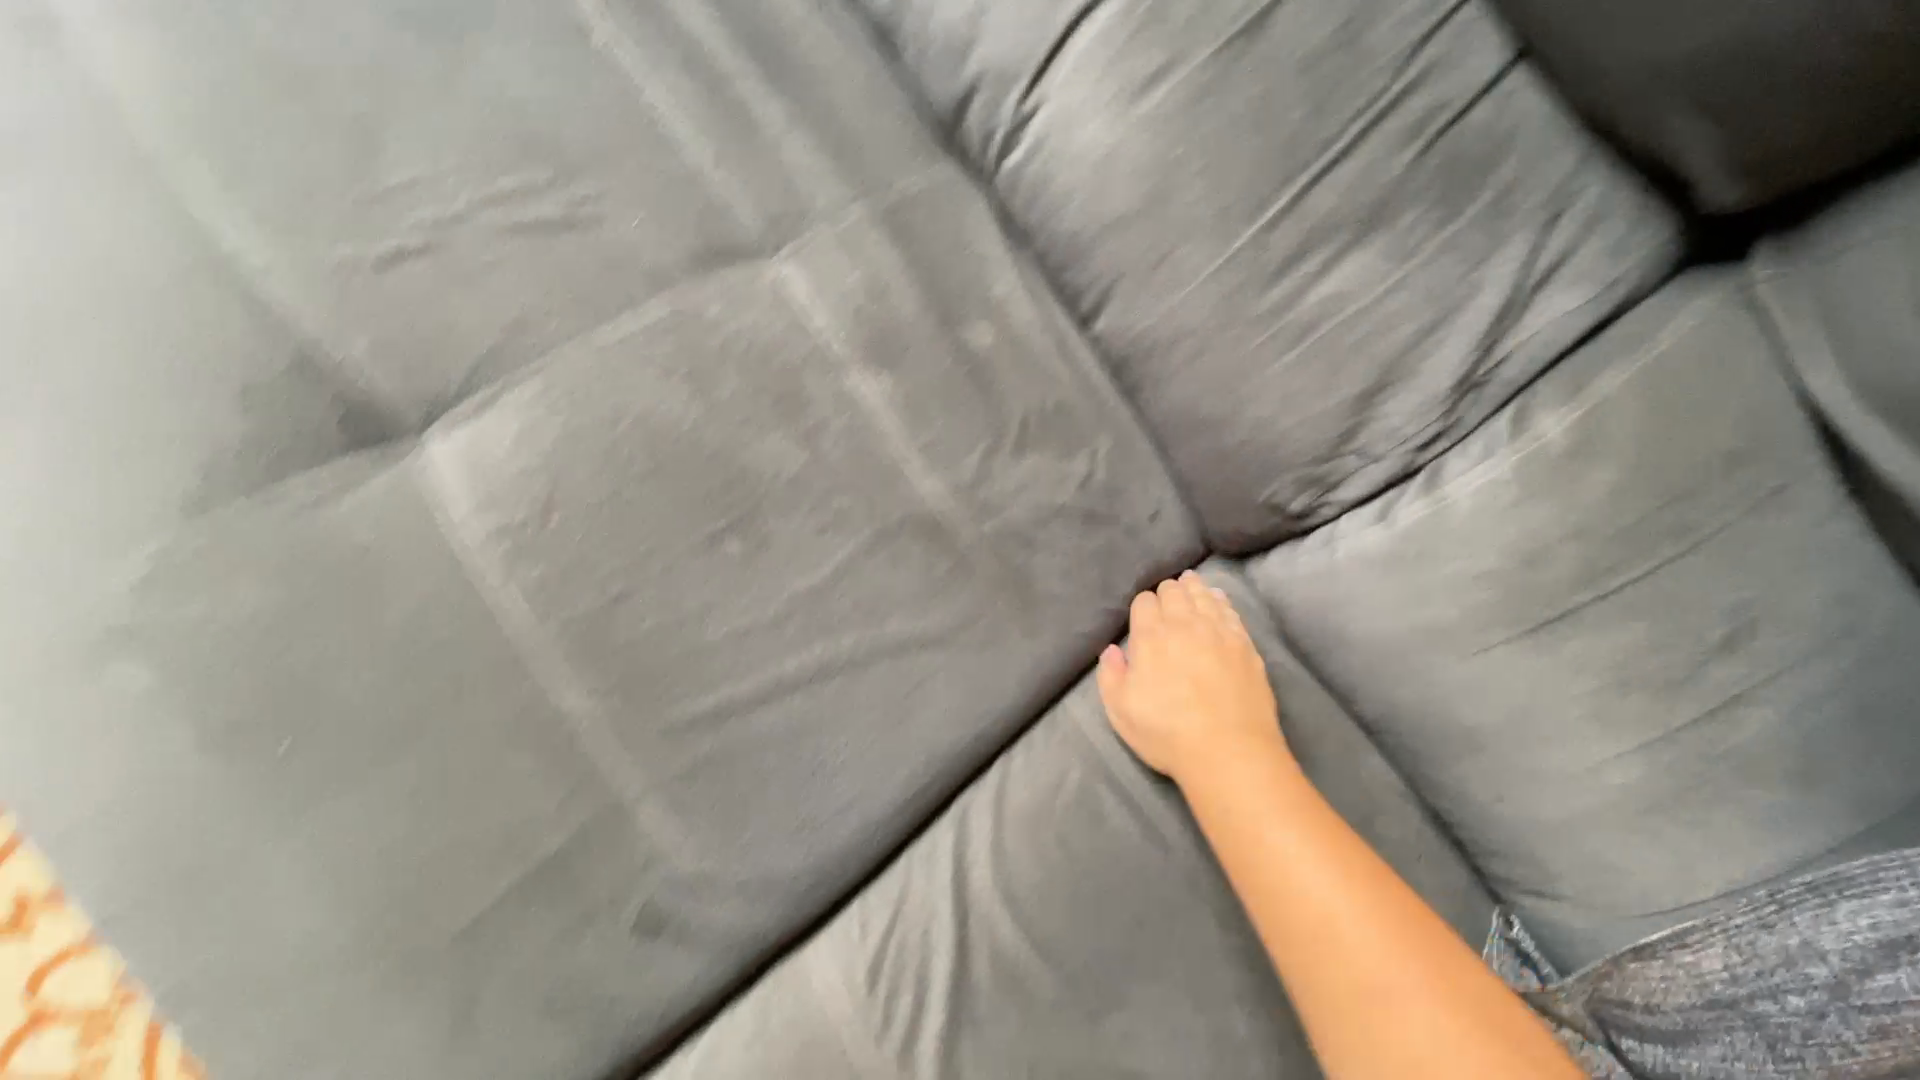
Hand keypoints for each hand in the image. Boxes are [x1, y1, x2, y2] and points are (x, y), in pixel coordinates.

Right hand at [1096, 571, 1289, 787]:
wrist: (1229, 751)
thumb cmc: (1166, 733)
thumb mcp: (1120, 710)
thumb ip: (1110, 675)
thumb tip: (1111, 649)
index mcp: (1151, 637)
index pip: (1145, 602)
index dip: (1143, 605)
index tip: (1143, 614)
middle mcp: (1185, 625)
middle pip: (1175, 592)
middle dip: (1167, 591)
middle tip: (1166, 596)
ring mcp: (1219, 632)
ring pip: (1204, 596)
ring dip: (1193, 588)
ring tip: (1190, 582)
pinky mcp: (1245, 644)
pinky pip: (1230, 611)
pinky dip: (1220, 600)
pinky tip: (1218, 598)